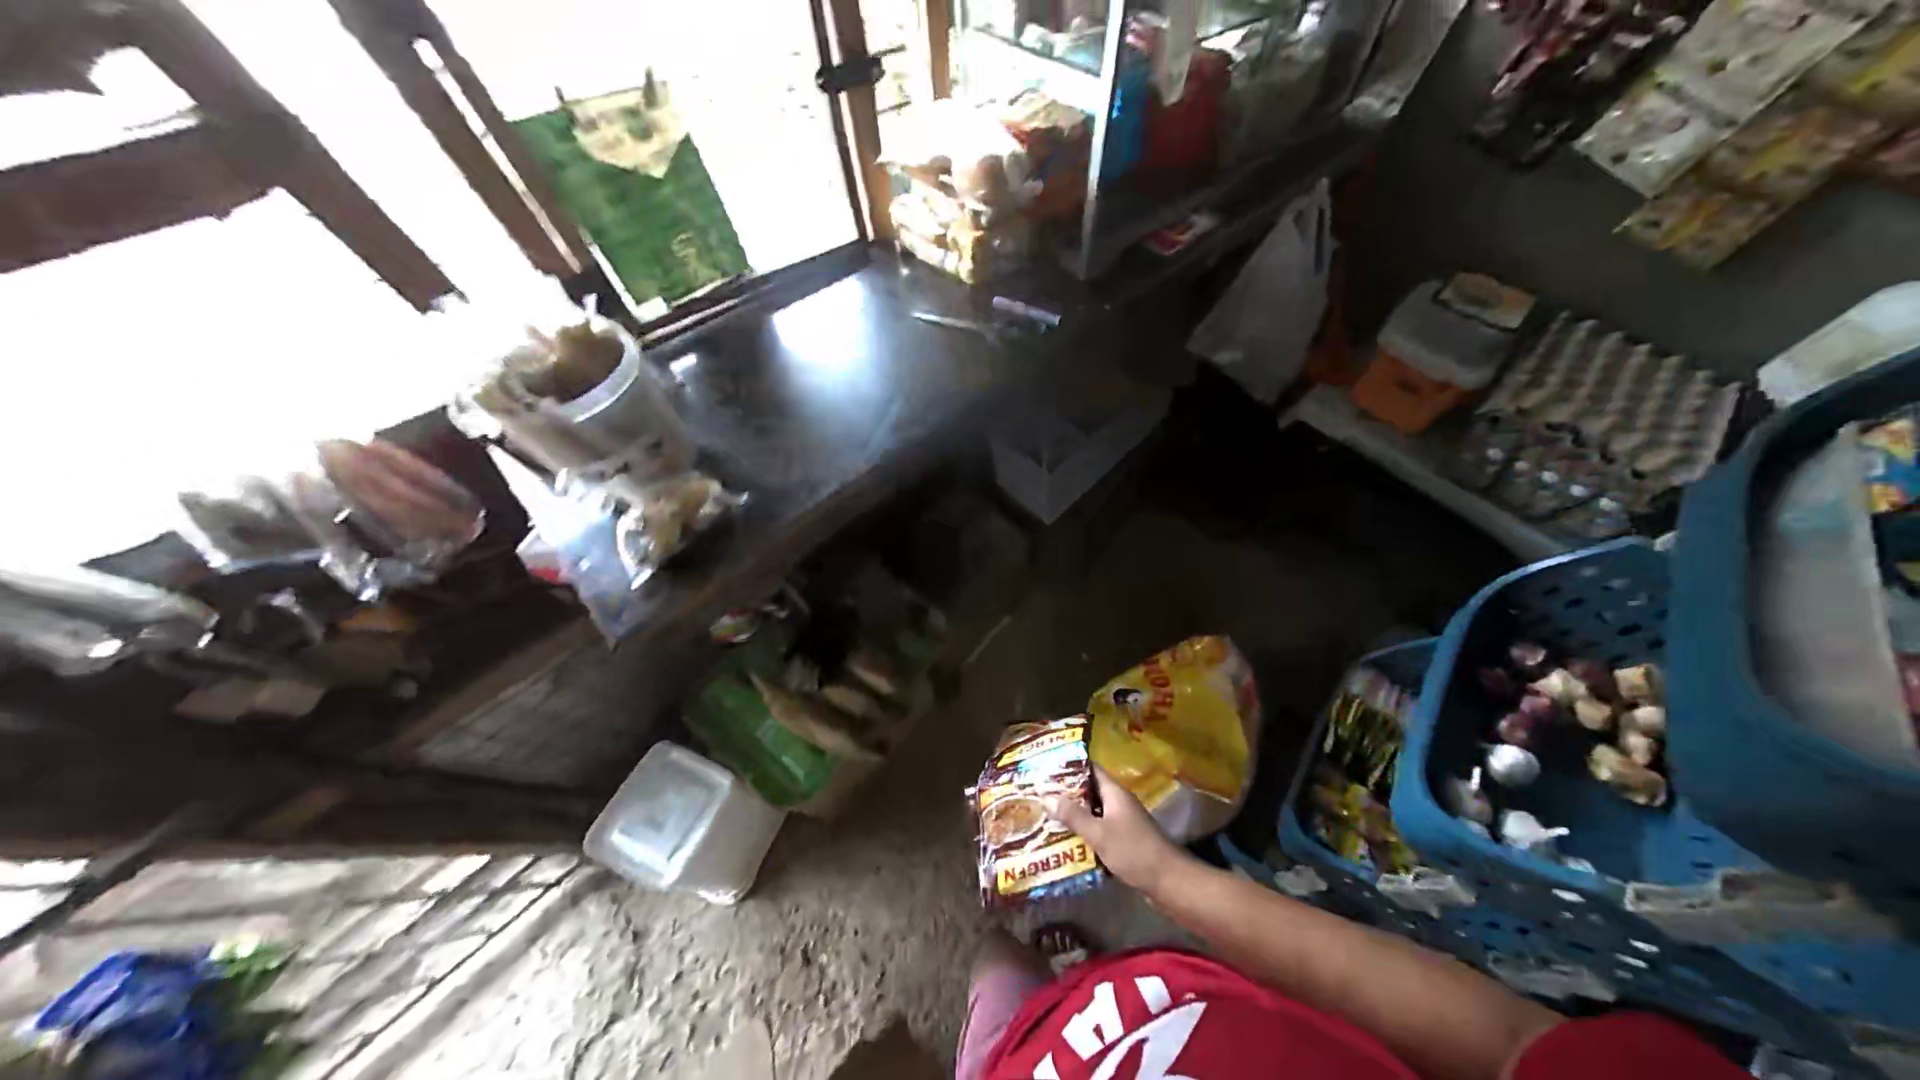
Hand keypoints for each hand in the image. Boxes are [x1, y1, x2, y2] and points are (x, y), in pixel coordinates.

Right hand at [1047, 766, 1192, 895]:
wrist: (1169, 882)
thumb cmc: (1134, 851)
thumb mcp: (1100, 833)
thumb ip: (1073, 816)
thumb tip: (1046, 796)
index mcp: (1115, 793)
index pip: (1091, 769)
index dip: (1070, 766)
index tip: (1047, 767)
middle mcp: (1119, 803)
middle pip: (1090, 791)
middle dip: (1067, 792)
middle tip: (1040, 793)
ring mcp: (1122, 822)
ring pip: (1093, 812)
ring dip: (1074, 814)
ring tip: (1046, 815)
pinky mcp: (1124, 841)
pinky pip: (1099, 830)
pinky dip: (1084, 832)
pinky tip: (1066, 839)